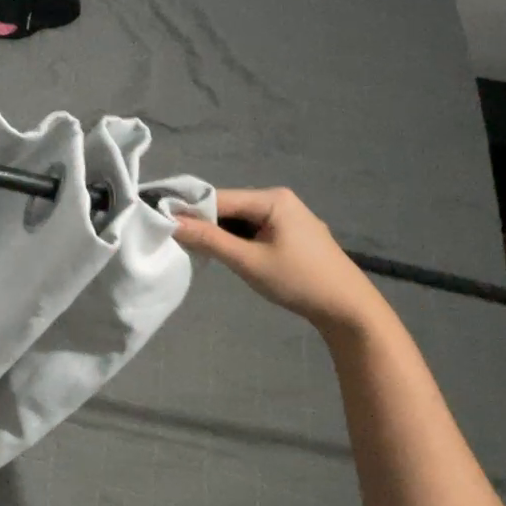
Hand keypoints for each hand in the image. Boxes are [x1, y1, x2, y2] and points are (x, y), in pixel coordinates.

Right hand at [174, 188, 388, 336]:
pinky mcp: (287, 233)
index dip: (186, 210)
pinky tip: (221, 253)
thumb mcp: (247, 261)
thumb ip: (208, 239)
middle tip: (173, 241)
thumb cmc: (298, 280)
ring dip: (215, 233)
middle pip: (225, 206)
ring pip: (235, 219)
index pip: (216, 197)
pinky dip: (231, 239)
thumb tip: (169, 222)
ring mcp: (285, 216)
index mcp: (272, 199)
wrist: (347, 307)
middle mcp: (278, 200)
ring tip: (193, 249)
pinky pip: (249, 228)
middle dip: (200, 222)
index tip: (158, 224)